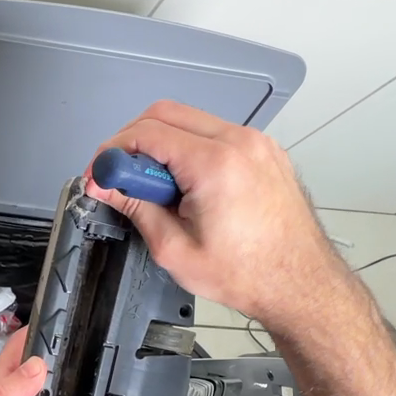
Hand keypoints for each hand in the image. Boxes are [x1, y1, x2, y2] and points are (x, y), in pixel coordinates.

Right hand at [83, 100, 352, 334]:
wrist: (297, 282)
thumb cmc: (247, 272)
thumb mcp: (173, 249)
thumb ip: (136, 208)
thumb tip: (107, 187)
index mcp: (215, 165)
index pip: (146, 133)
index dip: (111, 153)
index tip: (99, 175)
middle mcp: (239, 143)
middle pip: (164, 113)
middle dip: (130, 142)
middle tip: (117, 178)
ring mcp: (255, 143)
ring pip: (188, 121)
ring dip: (159, 146)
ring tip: (152, 190)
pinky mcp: (261, 151)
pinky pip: (212, 134)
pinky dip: (186, 151)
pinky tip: (180, 186)